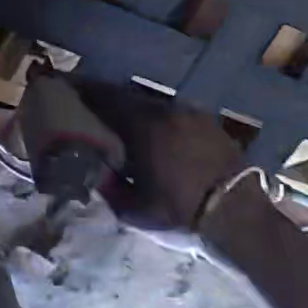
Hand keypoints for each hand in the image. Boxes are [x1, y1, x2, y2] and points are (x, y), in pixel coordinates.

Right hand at [57, 73, 245, 231]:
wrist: (241, 221)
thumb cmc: (182, 215)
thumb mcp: (134, 211)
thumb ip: (107, 187)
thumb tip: (93, 173)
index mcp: (141, 126)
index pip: (103, 98)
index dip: (82, 90)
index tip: (66, 86)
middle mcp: (163, 111)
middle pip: (126, 96)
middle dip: (105, 98)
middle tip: (89, 102)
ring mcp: (189, 114)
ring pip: (150, 104)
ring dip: (132, 108)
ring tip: (121, 119)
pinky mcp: (208, 123)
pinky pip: (172, 113)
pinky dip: (157, 118)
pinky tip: (155, 132)